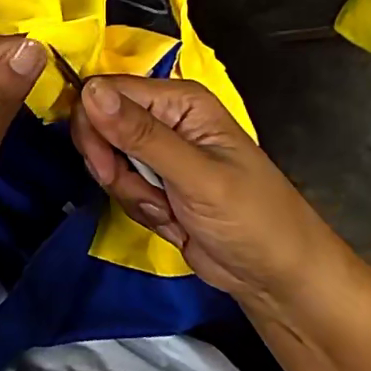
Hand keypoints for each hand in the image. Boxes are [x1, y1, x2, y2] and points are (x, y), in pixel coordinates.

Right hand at [68, 76, 353, 311]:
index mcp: (179, 100)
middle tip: (144, 196)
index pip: (106, 92)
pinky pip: (118, 183)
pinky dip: (137, 206)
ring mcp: (157, 150)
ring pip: (105, 157)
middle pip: (99, 123)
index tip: (105, 165)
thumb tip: (90, 90)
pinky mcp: (152, 180)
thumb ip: (140, 134)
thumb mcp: (197, 176)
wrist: (280, 280)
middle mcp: (164, 117)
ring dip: (128, 192)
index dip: (95, 125)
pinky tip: (172, 221)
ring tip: (169, 212)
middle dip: (112, 165)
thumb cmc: (254, 220)